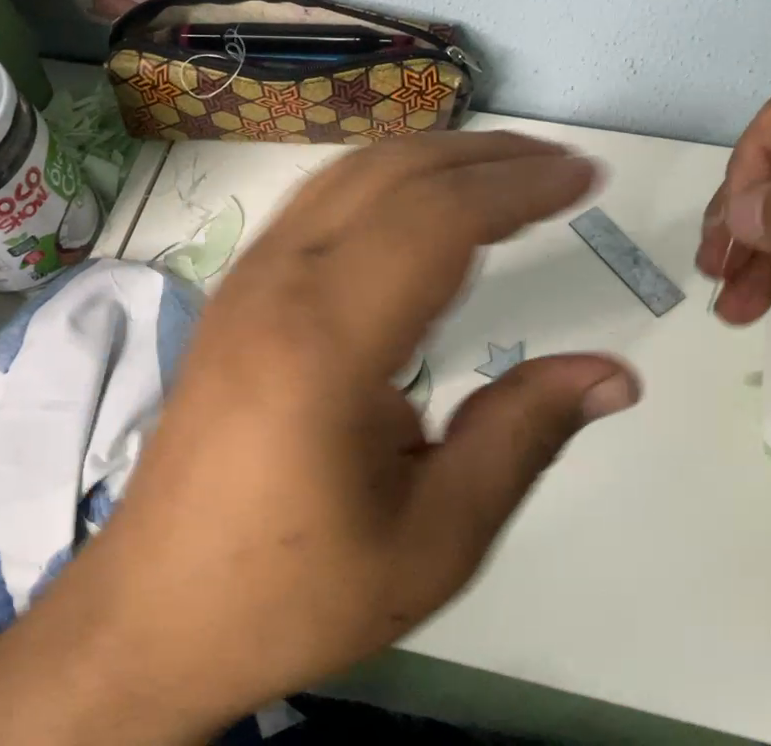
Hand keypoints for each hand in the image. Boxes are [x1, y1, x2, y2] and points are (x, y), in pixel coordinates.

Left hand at [0, 132, 637, 744]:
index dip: (519, 186)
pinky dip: (382, 181)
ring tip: (502, 171)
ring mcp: (244, 283)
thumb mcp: (434, 537)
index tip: (586, 178)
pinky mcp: (232, 297)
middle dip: (485, 156)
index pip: (437, 219)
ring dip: (430, 159)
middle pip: (392, 174)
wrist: (156, 614)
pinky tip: (416, 206)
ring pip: (345, 176)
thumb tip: (614, 374)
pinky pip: (314, 204)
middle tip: (559, 165)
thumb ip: (523, 436)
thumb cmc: (297, 590)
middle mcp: (277, 286)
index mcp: (327, 341)